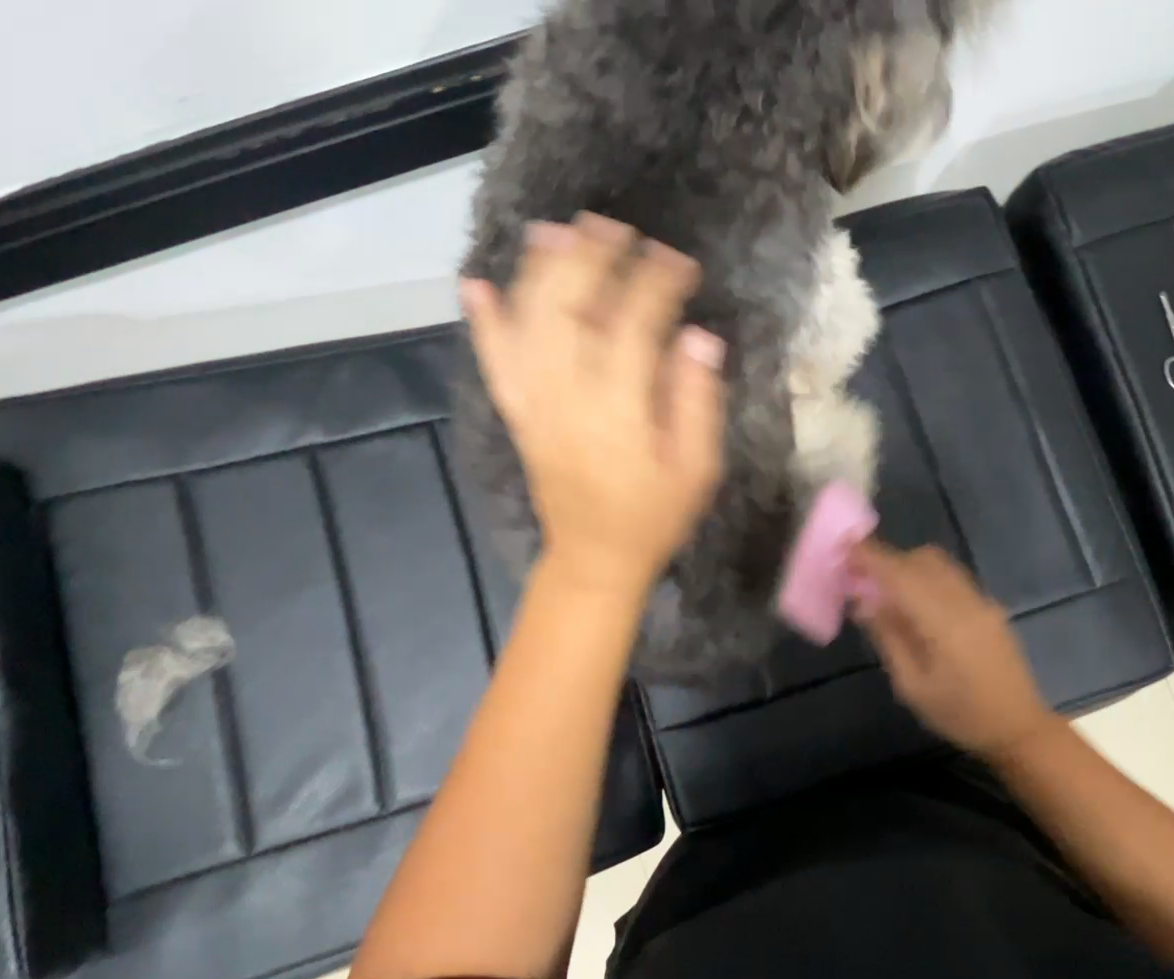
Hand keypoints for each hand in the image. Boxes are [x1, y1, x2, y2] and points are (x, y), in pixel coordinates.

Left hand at [461, 213, 725, 595]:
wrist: (594, 558)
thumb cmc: (654, 514)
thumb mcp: (697, 467)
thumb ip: (697, 401)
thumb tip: (699, 337)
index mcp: (620, 411)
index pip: (635, 326)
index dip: (656, 283)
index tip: (677, 259)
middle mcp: (569, 398)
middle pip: (571, 311)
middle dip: (591, 260)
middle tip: (614, 227)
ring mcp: (536, 404)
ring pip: (529, 326)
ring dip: (538, 273)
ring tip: (555, 231)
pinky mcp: (517, 415)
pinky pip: (495, 363)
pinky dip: (483, 323)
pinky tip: (474, 283)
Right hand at [851, 542, 1053, 758]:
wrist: (1018, 727)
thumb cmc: (960, 715)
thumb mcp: (912, 686)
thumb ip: (888, 638)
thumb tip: (864, 602)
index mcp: (943, 623)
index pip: (900, 576)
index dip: (870, 557)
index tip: (844, 549)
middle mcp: (964, 602)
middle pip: (920, 560)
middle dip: (886, 560)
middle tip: (858, 576)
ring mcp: (981, 601)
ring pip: (938, 563)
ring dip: (906, 566)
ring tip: (882, 588)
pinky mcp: (989, 606)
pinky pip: (951, 576)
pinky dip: (925, 576)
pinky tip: (912, 601)